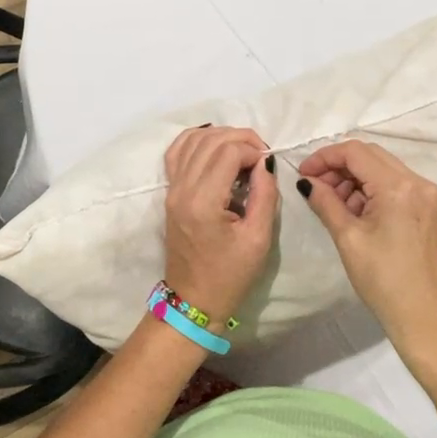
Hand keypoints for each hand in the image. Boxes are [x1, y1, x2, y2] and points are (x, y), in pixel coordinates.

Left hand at [161, 125, 278, 323]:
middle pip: (211, 140)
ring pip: (192, 140)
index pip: (228, 152)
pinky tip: (215, 144)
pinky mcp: (169, 191)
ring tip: (243, 151)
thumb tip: (265, 162)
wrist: (193, 300)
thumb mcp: (259, 239)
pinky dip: (196, 140)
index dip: (253, 151)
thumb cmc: (230, 275)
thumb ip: (265, 194)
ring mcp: (171, 188)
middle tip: (261, 156)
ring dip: (221, 136)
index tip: (267, 167)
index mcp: (203, 202)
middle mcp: (182, 188)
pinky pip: (177, 152)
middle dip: (240, 138)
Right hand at [297, 140, 436, 354]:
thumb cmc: (384, 281)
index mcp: (398, 187)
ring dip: (355, 178)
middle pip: (371, 155)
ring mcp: (428, 196)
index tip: (303, 174)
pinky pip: (396, 185)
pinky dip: (373, 190)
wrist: (427, 320)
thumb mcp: (348, 239)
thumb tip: (308, 181)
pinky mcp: (430, 210)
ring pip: (383, 169)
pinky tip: (357, 213)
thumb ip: (326, 202)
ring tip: (335, 204)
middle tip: (316, 187)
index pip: (355, 152)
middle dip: (339, 166)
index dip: (324, 157)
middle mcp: (418, 183)